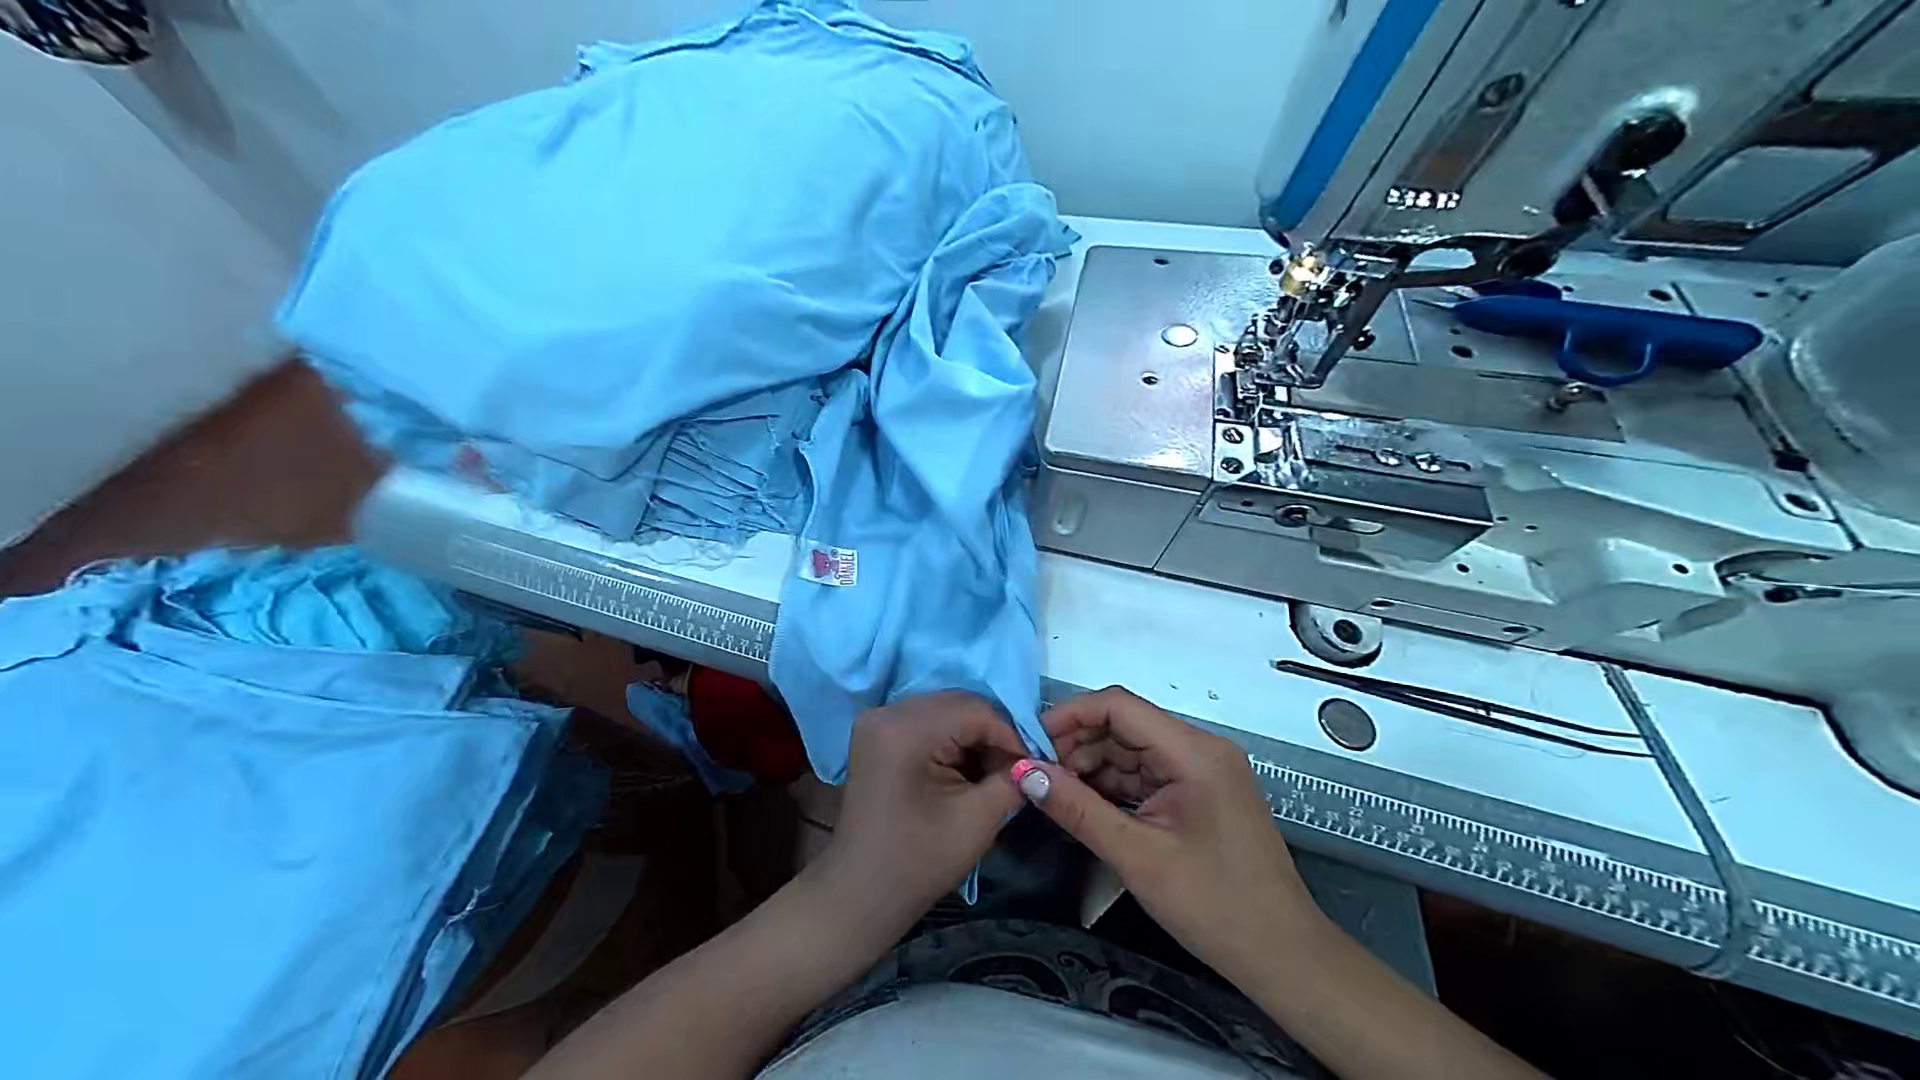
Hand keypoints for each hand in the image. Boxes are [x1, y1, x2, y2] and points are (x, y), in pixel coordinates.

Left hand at [815, 691, 1025, 934]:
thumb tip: (1036, 758)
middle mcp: (888, 712)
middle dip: (993, 732)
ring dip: (974, 734)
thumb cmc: (919, 861)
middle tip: (1017, 766)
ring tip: (994, 770)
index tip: (1037, 761)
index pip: (976, 711)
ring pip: (945, 710)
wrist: (862, 892)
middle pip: (959, 704)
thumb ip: (1013, 778)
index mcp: (906, 729)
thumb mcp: (978, 820)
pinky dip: (952, 738)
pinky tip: (966, 767)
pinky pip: (927, 721)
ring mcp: (878, 720)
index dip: (1013, 734)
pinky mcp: (878, 733)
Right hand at [1012, 686, 1321, 984]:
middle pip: (1124, 725)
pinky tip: (1084, 803)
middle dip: (1077, 744)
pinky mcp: (1199, 792)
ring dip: (1092, 766)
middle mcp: (1200, 748)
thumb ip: (1076, 808)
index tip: (1029, 742)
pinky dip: (1113, 785)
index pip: (1119, 705)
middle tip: (1036, 774)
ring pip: (1132, 750)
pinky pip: (1146, 774)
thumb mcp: (1136, 856)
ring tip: (1054, 791)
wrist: (1283, 957)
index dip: (1070, 716)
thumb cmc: (1214, 905)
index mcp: (1193, 751)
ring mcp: (1202, 770)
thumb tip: (1023, 772)